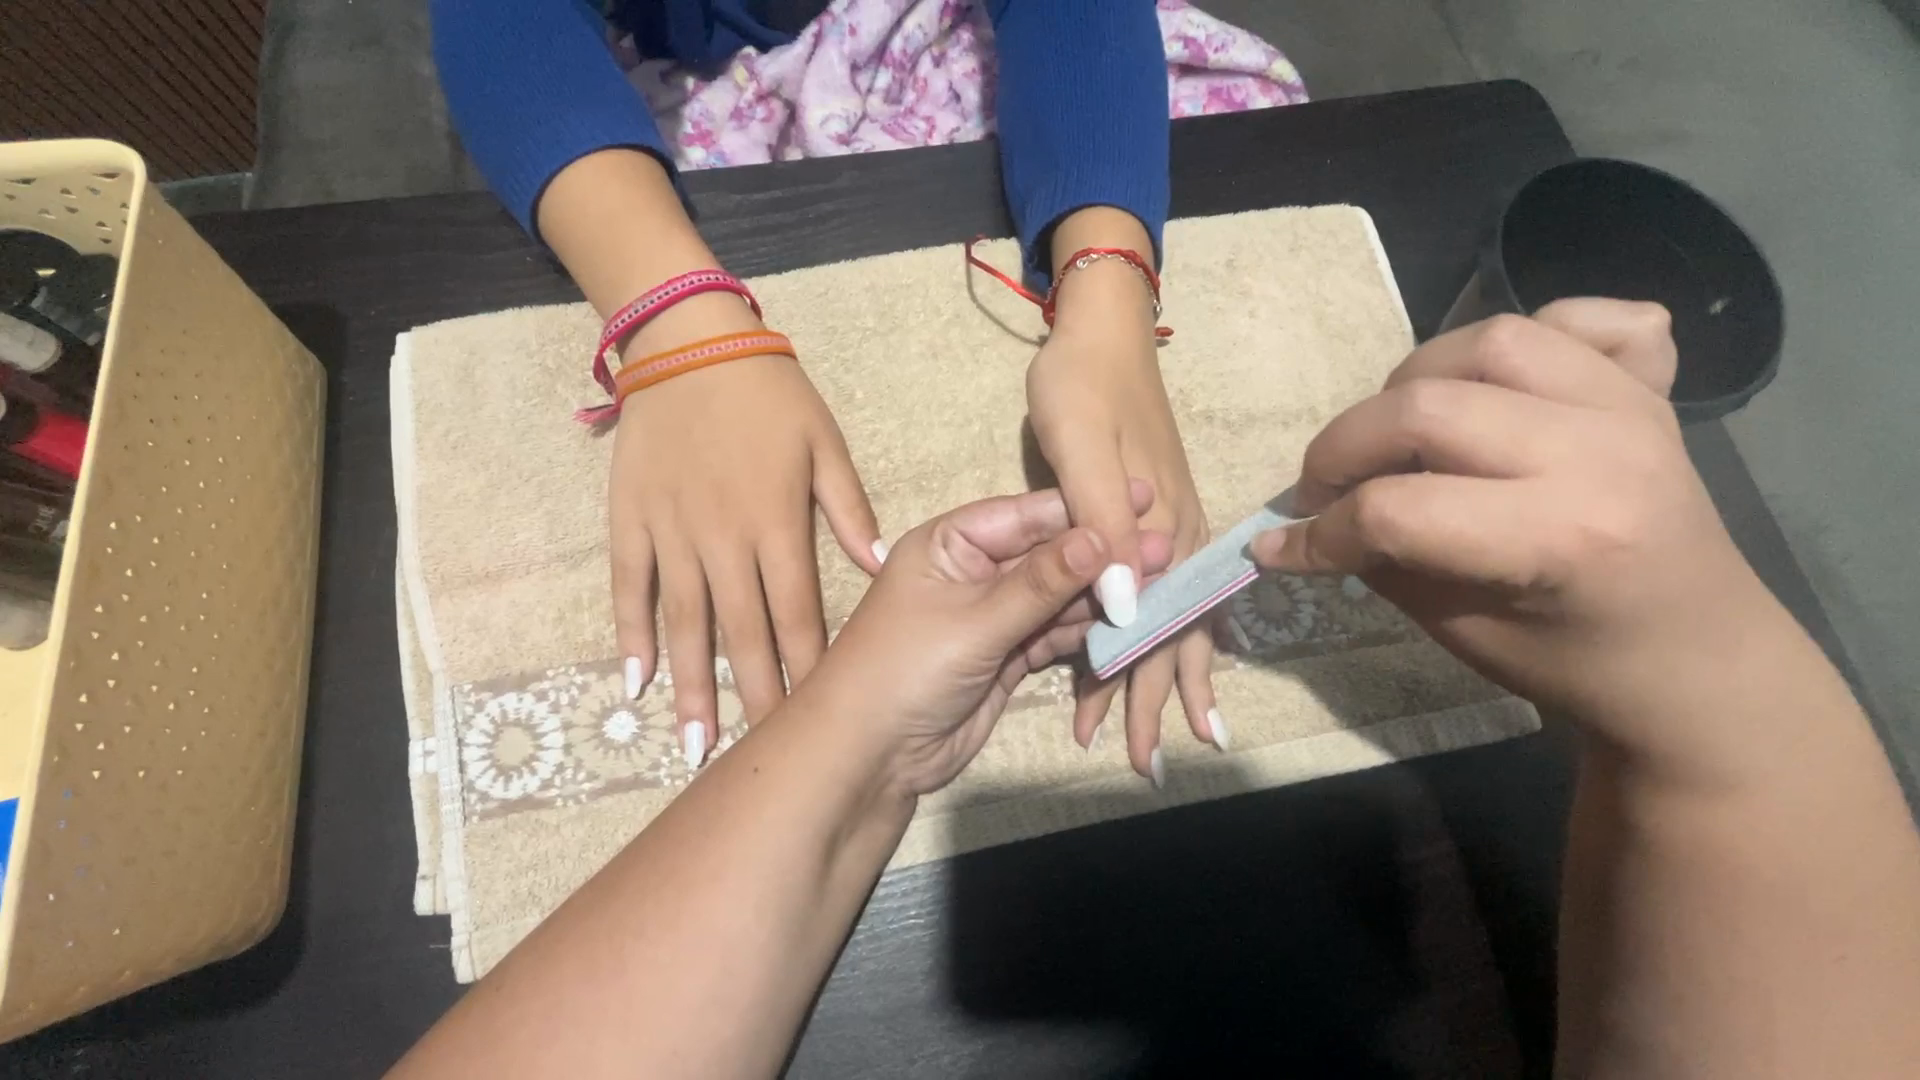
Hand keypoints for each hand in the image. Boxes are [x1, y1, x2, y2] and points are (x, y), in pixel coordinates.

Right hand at [612, 350, 883, 762]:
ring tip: (695, 744)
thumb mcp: (824, 443)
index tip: (818, 716)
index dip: (807, 667)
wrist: (688, 344)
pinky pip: (630, 588)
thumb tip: (881, 562)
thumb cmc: (769, 394)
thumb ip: (850, 508)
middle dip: (755, 696)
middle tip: (761, 755)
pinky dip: (632, 634)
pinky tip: (636, 681)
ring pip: (685, 624)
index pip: (797, 612)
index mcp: (777, 523)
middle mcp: (723, 541)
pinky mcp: (630, 522)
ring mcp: (671, 535)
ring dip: (692, 686)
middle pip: (743, 633)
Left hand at [808, 483, 1174, 796]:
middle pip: (1047, 556)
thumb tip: (1101, 536)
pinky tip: (1127, 626)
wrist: (870, 755)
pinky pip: (1054, 635)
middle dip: (1100, 558)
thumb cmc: (907, 669)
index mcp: (950, 543)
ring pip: (1056, 598)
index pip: (1025, 516)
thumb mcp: (974, 621)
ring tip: (1159, 588)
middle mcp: (973, 571)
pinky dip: (1086, 634)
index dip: (1081, 509)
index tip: (1138, 499)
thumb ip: (1040, 583)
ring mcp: (992, 615)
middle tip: (1163, 549)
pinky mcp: (1006, 655)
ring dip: (1100, 597)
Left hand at [1027, 285, 1218, 786]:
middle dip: (1151, 692)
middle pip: (1157, 628)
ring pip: (1143, 620)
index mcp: (1146, 521)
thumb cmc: (1078, 387)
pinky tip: (1124, 673)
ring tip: (1148, 736)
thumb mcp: (1079, 455)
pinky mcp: (1123, 524)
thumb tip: (1130, 611)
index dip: (1141, 673)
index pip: (1148, 613)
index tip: (1136, 735)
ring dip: (1142, 675)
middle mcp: (1151, 534)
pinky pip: (1122, 597)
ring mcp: (1138, 533)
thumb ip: (1099, 530)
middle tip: (1151, 761)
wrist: (1096, 329)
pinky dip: (1121, 641)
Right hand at [1249, 300, 1771, 761]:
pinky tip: (1495, 383)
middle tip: (1323, 488)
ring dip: (1412, 381)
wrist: (1694, 658)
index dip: (1320, 532)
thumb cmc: (1568, 660)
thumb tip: (1296, 526)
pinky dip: (1528, 335)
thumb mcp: (1452, 625)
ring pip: (1489, 341)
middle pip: (1424, 410)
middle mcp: (1598, 453)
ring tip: (1396, 430)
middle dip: (1342, 449)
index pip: (1394, 509)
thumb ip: (1375, 557)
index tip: (1282, 548)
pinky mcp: (1645, 388)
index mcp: (1558, 537)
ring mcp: (1629, 408)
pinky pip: (1581, 321)